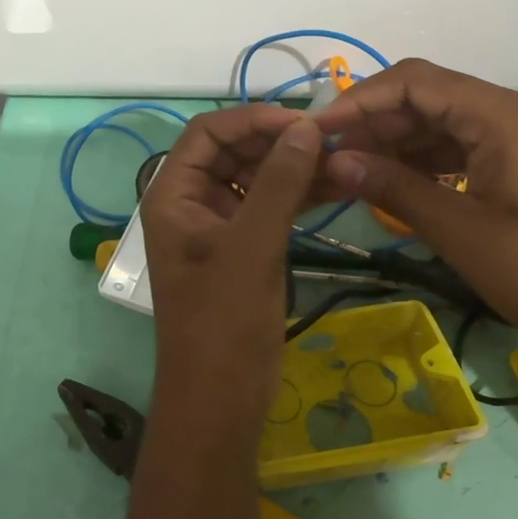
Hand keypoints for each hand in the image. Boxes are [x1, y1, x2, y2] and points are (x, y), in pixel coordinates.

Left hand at [139, 105, 328, 408]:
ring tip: (345, 161)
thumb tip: (306, 128)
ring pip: (254, 178)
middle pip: (232, 151)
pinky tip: (338, 188)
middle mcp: (189, 203)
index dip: (252, 118)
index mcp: (172, 194)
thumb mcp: (251, 247)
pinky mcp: (241, 250)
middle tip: (333, 142)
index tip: (305, 122)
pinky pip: (267, 207)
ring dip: (294, 168)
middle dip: (278, 142)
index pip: (207, 133)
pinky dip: (297, 196)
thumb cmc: (224, 322)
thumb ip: (277, 183)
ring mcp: (215, 227)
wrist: (219, 400)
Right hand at [312, 59, 517, 365]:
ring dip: (406, 145)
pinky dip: (440, 163)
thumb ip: (396, 188)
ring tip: (360, 177)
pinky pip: (481, 148)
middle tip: (332, 161)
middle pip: (435, 97)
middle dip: (378, 124)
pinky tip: (411, 190)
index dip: (358, 101)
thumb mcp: (465, 234)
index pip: (415, 81)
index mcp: (507, 117)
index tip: (315, 132)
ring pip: (456, 124)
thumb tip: (334, 160)